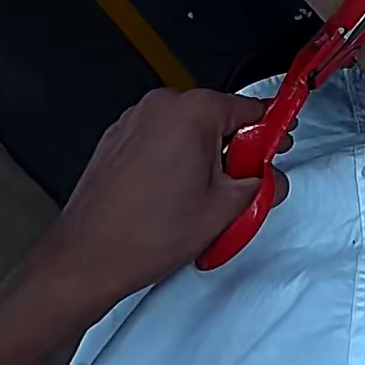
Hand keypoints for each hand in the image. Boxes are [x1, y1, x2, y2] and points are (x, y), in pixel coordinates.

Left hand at [36, 88, 290, 312]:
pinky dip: (175, 158)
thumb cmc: (142, 235)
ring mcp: (136, 118)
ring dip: (204, 155)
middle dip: (235, 148)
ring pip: (189, 129)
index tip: (279, 141)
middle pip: (219, 117)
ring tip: (199, 198)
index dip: (272, 128)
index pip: (251, 107)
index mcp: (193, 111)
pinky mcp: (119, 136)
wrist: (85, 259)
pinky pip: (162, 137)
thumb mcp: (226, 210)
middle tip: (239, 185)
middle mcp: (163, 105)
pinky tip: (173, 194)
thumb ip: (264, 185)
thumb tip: (273, 177)